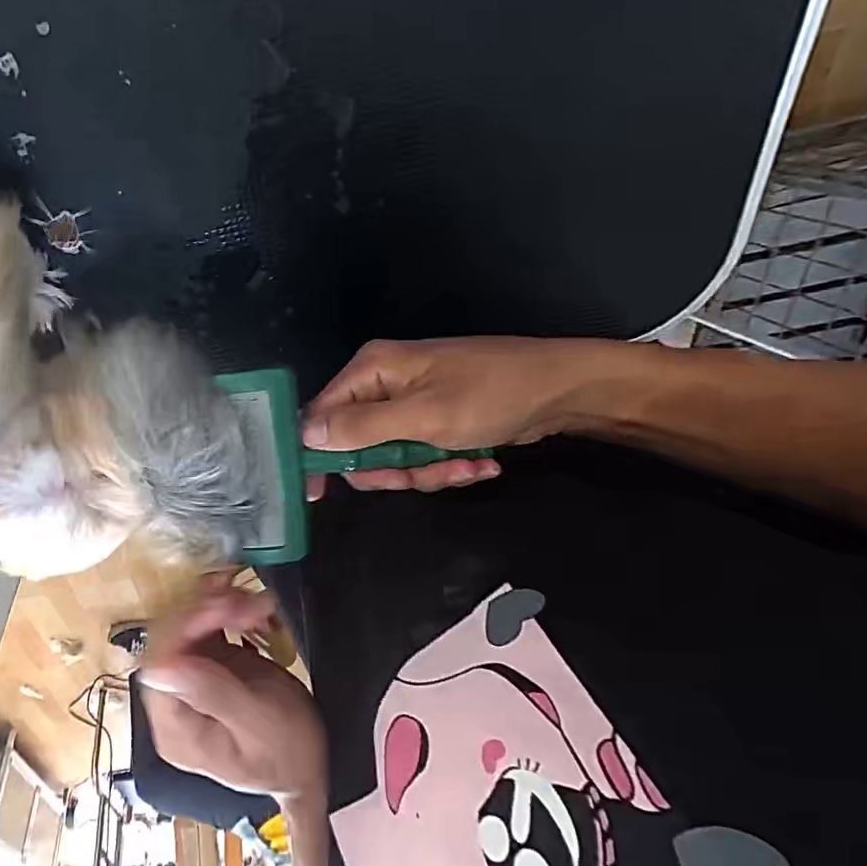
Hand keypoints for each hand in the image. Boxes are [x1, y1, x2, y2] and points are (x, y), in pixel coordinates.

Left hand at [140, 578, 324, 802]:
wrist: (311, 767)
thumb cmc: (289, 753)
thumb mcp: (258, 725)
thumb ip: (212, 695)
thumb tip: (161, 666)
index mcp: (178, 727)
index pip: (161, 662)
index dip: (186, 626)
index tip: (224, 607)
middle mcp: (176, 703)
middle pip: (173, 640)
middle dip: (206, 611)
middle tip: (248, 600)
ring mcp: (193, 683)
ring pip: (190, 628)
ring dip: (219, 606)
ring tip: (255, 602)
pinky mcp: (213, 668)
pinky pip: (209, 631)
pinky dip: (228, 612)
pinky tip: (249, 606)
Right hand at [302, 337, 616, 495]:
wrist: (561, 391)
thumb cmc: (492, 395)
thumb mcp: (425, 417)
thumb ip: (363, 427)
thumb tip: (306, 435)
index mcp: (373, 370)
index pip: (321, 416)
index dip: (319, 456)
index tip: (318, 495)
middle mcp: (386, 384)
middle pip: (359, 445)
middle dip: (395, 470)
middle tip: (422, 475)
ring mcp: (414, 404)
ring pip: (395, 459)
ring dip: (430, 471)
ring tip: (466, 464)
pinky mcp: (438, 421)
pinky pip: (424, 456)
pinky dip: (450, 465)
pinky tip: (482, 460)